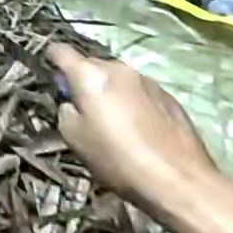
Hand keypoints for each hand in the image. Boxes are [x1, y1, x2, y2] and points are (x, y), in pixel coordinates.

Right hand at [47, 43, 218, 209]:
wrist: (180, 181)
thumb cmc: (119, 160)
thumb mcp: (75, 140)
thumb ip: (65, 111)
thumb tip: (72, 102)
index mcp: (89, 75)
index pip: (60, 51)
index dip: (52, 61)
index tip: (54, 79)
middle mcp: (117, 67)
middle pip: (91, 65)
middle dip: (85, 82)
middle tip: (87, 112)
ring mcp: (145, 79)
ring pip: (117, 79)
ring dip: (111, 93)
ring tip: (118, 124)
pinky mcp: (168, 95)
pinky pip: (140, 92)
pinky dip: (134, 103)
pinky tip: (142, 130)